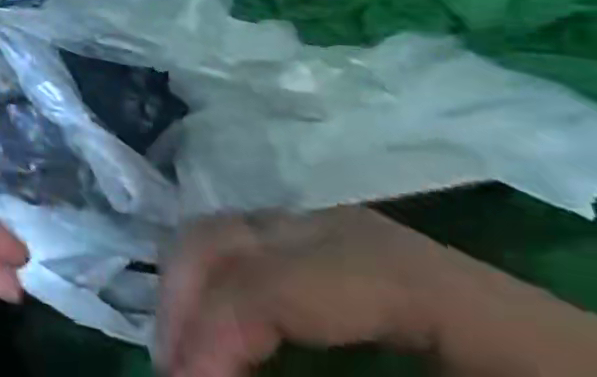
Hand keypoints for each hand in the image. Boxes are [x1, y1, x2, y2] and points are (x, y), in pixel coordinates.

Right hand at [157, 205, 596, 376]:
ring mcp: (361, 238)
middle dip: (186, 301)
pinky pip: (259, 249)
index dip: (218, 331)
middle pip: (239, 237)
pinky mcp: (353, 255)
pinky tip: (218, 334)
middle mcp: (378, 238)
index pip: (284, 284)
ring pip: (235, 232)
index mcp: (429, 285)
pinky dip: (222, 285)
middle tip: (167, 366)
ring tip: (182, 352)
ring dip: (192, 288)